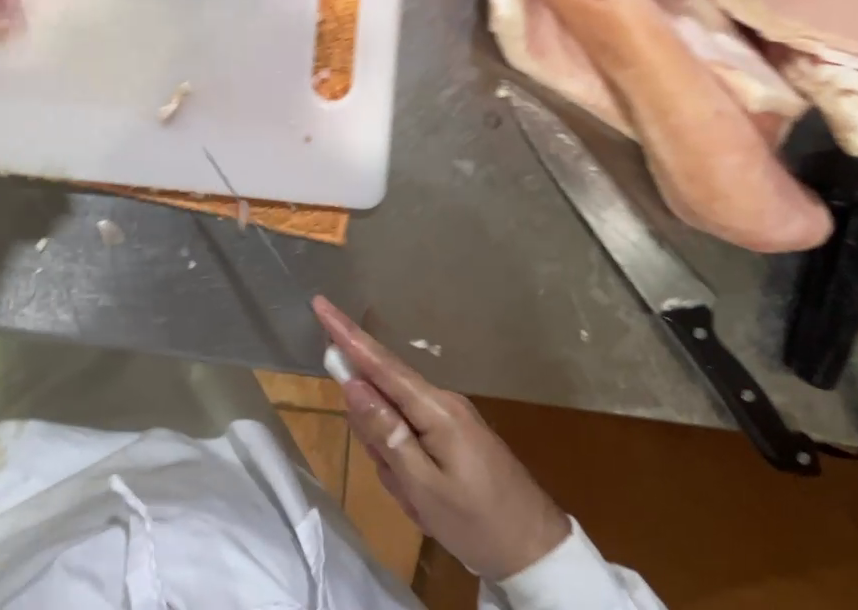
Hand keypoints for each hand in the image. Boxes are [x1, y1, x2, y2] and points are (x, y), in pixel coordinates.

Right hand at [313, 296, 570, 581]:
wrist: (538, 554)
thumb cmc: (479, 522)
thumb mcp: (422, 485)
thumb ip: (384, 432)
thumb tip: (352, 383)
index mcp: (436, 409)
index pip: (379, 363)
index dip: (346, 335)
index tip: (319, 303)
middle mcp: (442, 403)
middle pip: (381, 399)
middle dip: (374, 438)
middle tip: (397, 481)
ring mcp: (450, 421)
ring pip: (394, 425)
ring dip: (394, 463)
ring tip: (419, 501)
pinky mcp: (454, 438)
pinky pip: (412, 441)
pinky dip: (408, 470)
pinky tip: (426, 501)